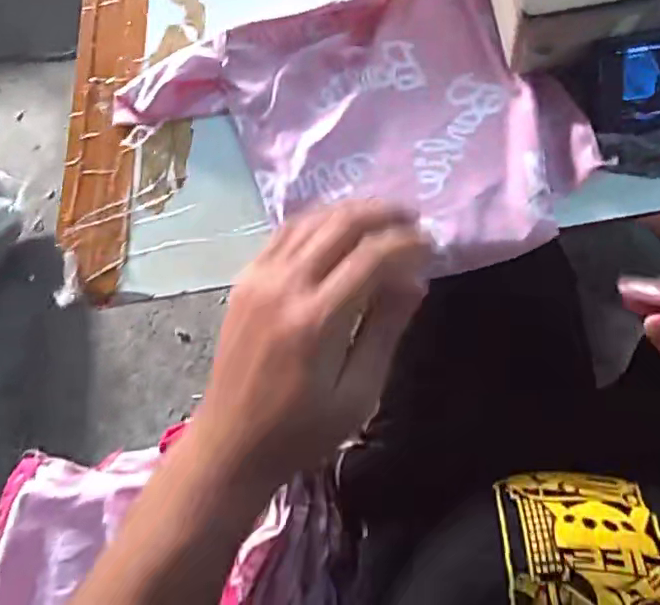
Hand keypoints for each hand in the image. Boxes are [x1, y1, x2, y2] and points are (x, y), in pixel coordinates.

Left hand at [185, 200, 430, 498]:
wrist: (229, 448)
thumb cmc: (301, 431)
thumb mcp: (359, 393)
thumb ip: (387, 329)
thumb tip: (415, 280)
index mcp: (316, 321)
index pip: (372, 257)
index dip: (407, 244)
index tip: (431, 245)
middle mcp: (285, 287)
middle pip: (342, 225)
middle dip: (384, 214)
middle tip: (412, 219)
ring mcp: (260, 278)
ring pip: (314, 220)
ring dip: (353, 211)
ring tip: (384, 216)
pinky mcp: (246, 278)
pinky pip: (287, 231)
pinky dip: (320, 219)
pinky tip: (340, 225)